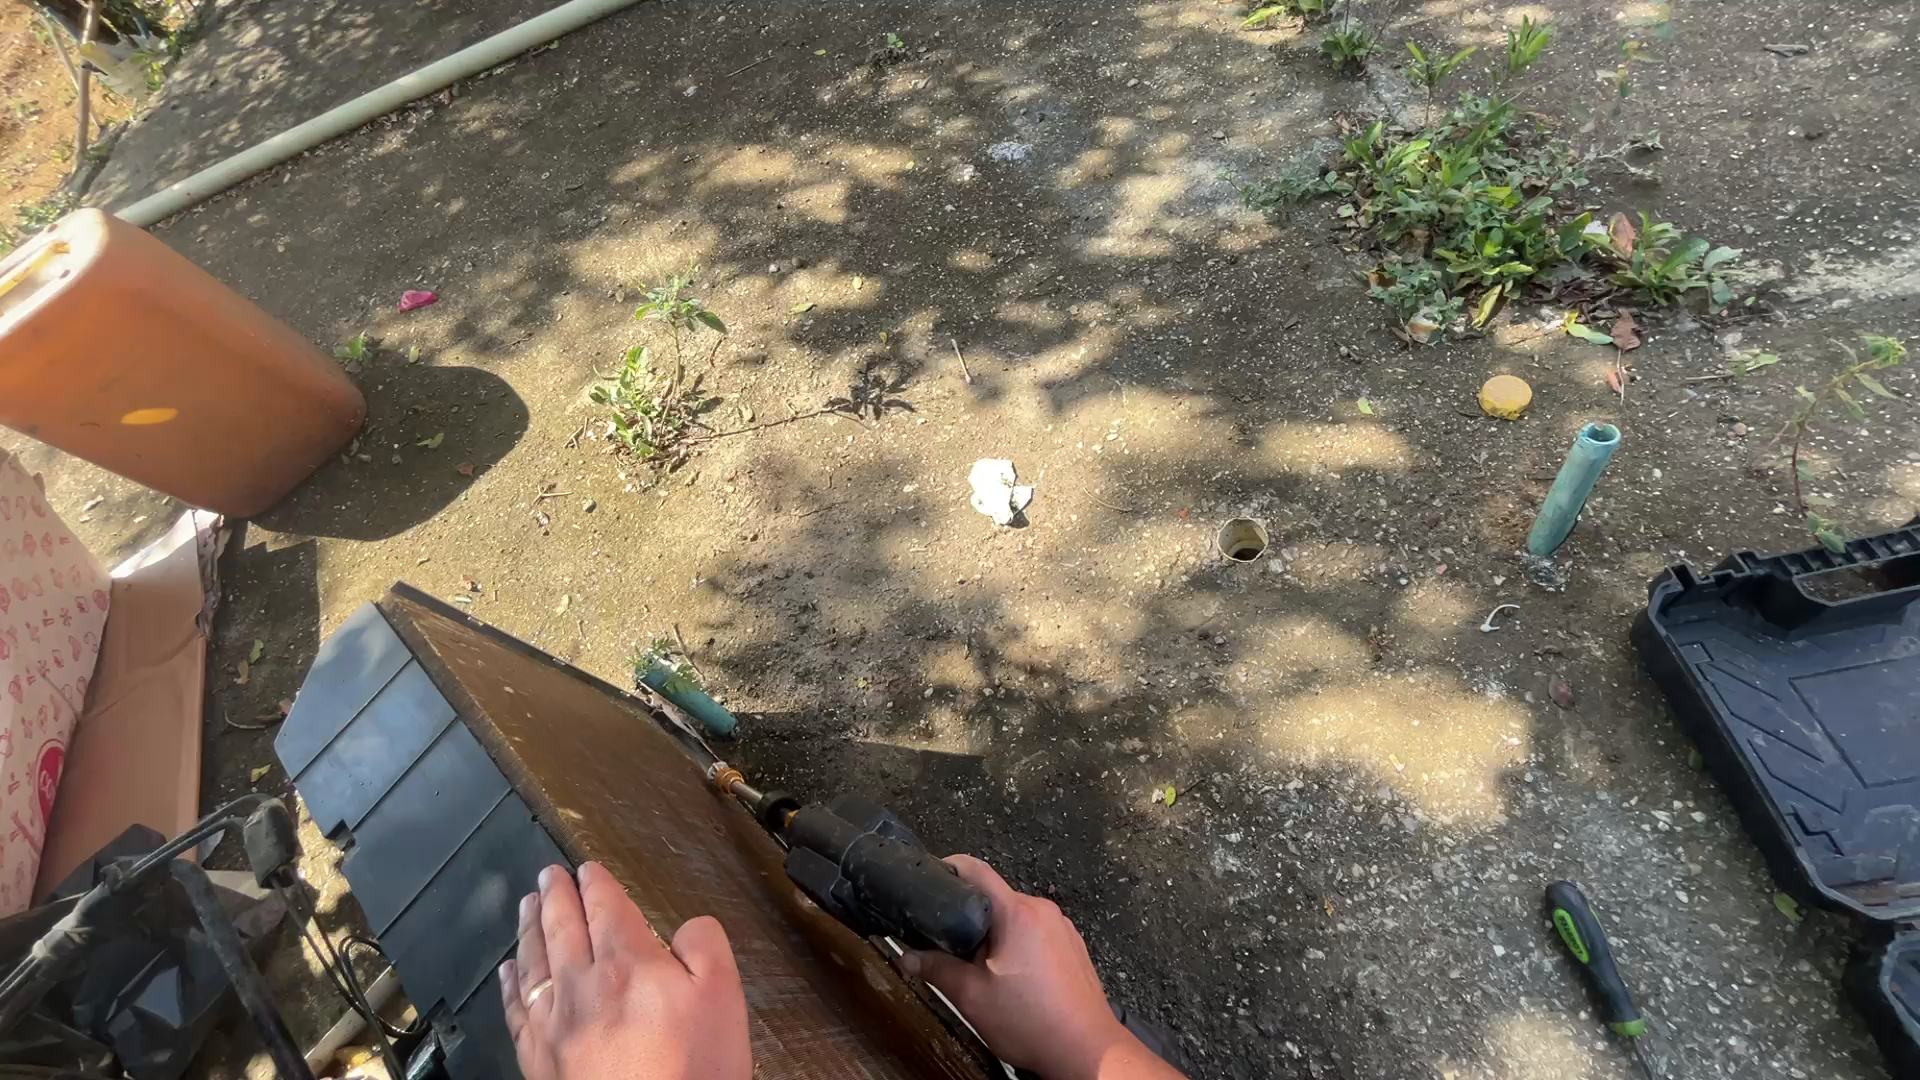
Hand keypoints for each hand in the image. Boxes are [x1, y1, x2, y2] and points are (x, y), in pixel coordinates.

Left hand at [500, 862, 750, 1079]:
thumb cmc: (696, 1065)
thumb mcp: (722, 990)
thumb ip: (703, 942)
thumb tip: (681, 928)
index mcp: (628, 964)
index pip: (605, 909)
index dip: (596, 884)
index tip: (588, 868)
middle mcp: (583, 988)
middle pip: (562, 929)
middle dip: (555, 897)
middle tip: (548, 875)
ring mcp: (555, 1028)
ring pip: (533, 964)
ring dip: (529, 929)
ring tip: (527, 905)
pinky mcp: (539, 1064)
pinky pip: (517, 1013)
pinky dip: (510, 985)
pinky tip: (509, 972)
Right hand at [901, 856, 1182, 1079]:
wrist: (1087, 1051)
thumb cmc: (1031, 1022)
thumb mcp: (973, 997)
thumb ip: (937, 970)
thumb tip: (907, 956)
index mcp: (1016, 912)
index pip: (977, 870)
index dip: (951, 866)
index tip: (933, 876)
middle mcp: (1041, 909)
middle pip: (997, 898)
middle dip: (974, 918)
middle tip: (956, 946)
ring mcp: (1062, 925)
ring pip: (1018, 916)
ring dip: (1000, 934)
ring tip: (988, 969)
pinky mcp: (1073, 944)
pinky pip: (1038, 931)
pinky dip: (1022, 945)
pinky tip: (1018, 979)